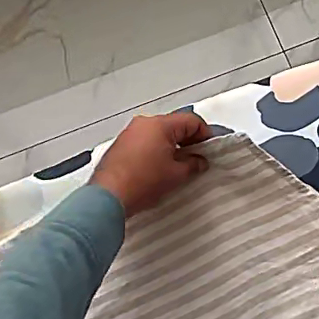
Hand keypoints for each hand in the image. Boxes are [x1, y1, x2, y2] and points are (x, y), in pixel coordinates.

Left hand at [89, 112, 213, 214]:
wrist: (108, 197)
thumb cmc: (139, 183)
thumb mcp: (176, 175)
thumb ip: (193, 164)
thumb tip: (198, 161)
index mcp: (159, 124)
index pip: (191, 121)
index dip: (204, 134)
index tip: (209, 148)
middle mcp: (143, 123)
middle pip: (174, 125)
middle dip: (188, 141)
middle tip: (197, 158)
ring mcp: (129, 134)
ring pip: (158, 134)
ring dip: (171, 146)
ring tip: (178, 167)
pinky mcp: (121, 146)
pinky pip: (144, 142)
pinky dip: (155, 151)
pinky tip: (159, 169)